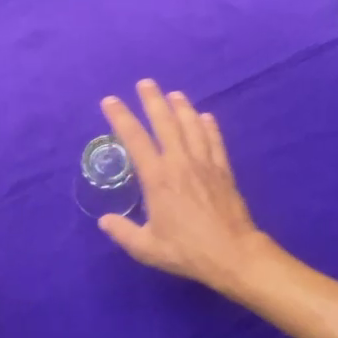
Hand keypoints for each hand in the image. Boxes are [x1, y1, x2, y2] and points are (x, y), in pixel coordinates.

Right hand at [98, 80, 274, 290]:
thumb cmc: (186, 251)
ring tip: (174, 94)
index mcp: (158, 179)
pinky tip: (206, 117)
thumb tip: (105, 221)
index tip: (111, 101)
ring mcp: (205, 165)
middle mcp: (180, 163)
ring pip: (192, 127)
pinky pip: (215, 142)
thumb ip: (123, 232)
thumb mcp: (147, 248)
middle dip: (153, 101)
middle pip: (165, 123)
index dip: (121, 118)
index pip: (135, 140)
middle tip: (145, 83)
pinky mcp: (223, 172)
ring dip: (182, 108)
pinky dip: (209, 127)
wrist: (232, 254)